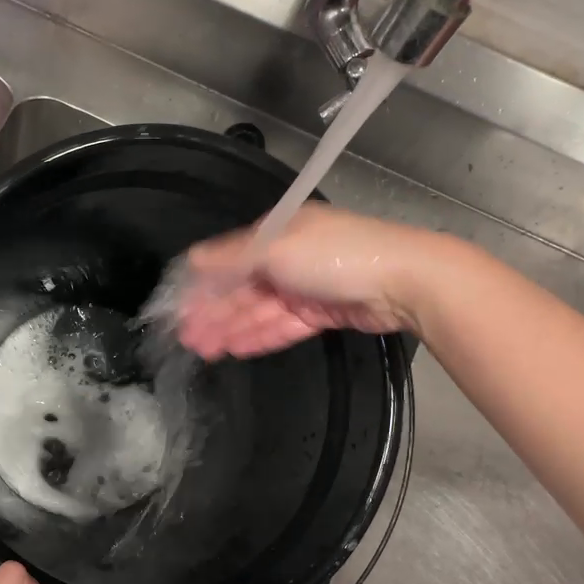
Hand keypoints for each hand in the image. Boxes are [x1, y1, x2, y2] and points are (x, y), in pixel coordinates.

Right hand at [173, 204, 452, 358]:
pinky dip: (257, 336)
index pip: (229, 260)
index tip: (179, 308)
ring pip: (257, 311)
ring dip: (229, 328)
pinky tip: (234, 348)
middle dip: (212, 312)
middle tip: (185, 338)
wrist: (404, 281)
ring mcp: (303, 288)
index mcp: (278, 233)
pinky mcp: (318, 314)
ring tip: (203, 350)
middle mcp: (288, 258)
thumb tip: (191, 260)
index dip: (202, 284)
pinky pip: (279, 326)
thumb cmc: (337, 255)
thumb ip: (231, 259)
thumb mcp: (276, 249)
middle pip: (241, 289)